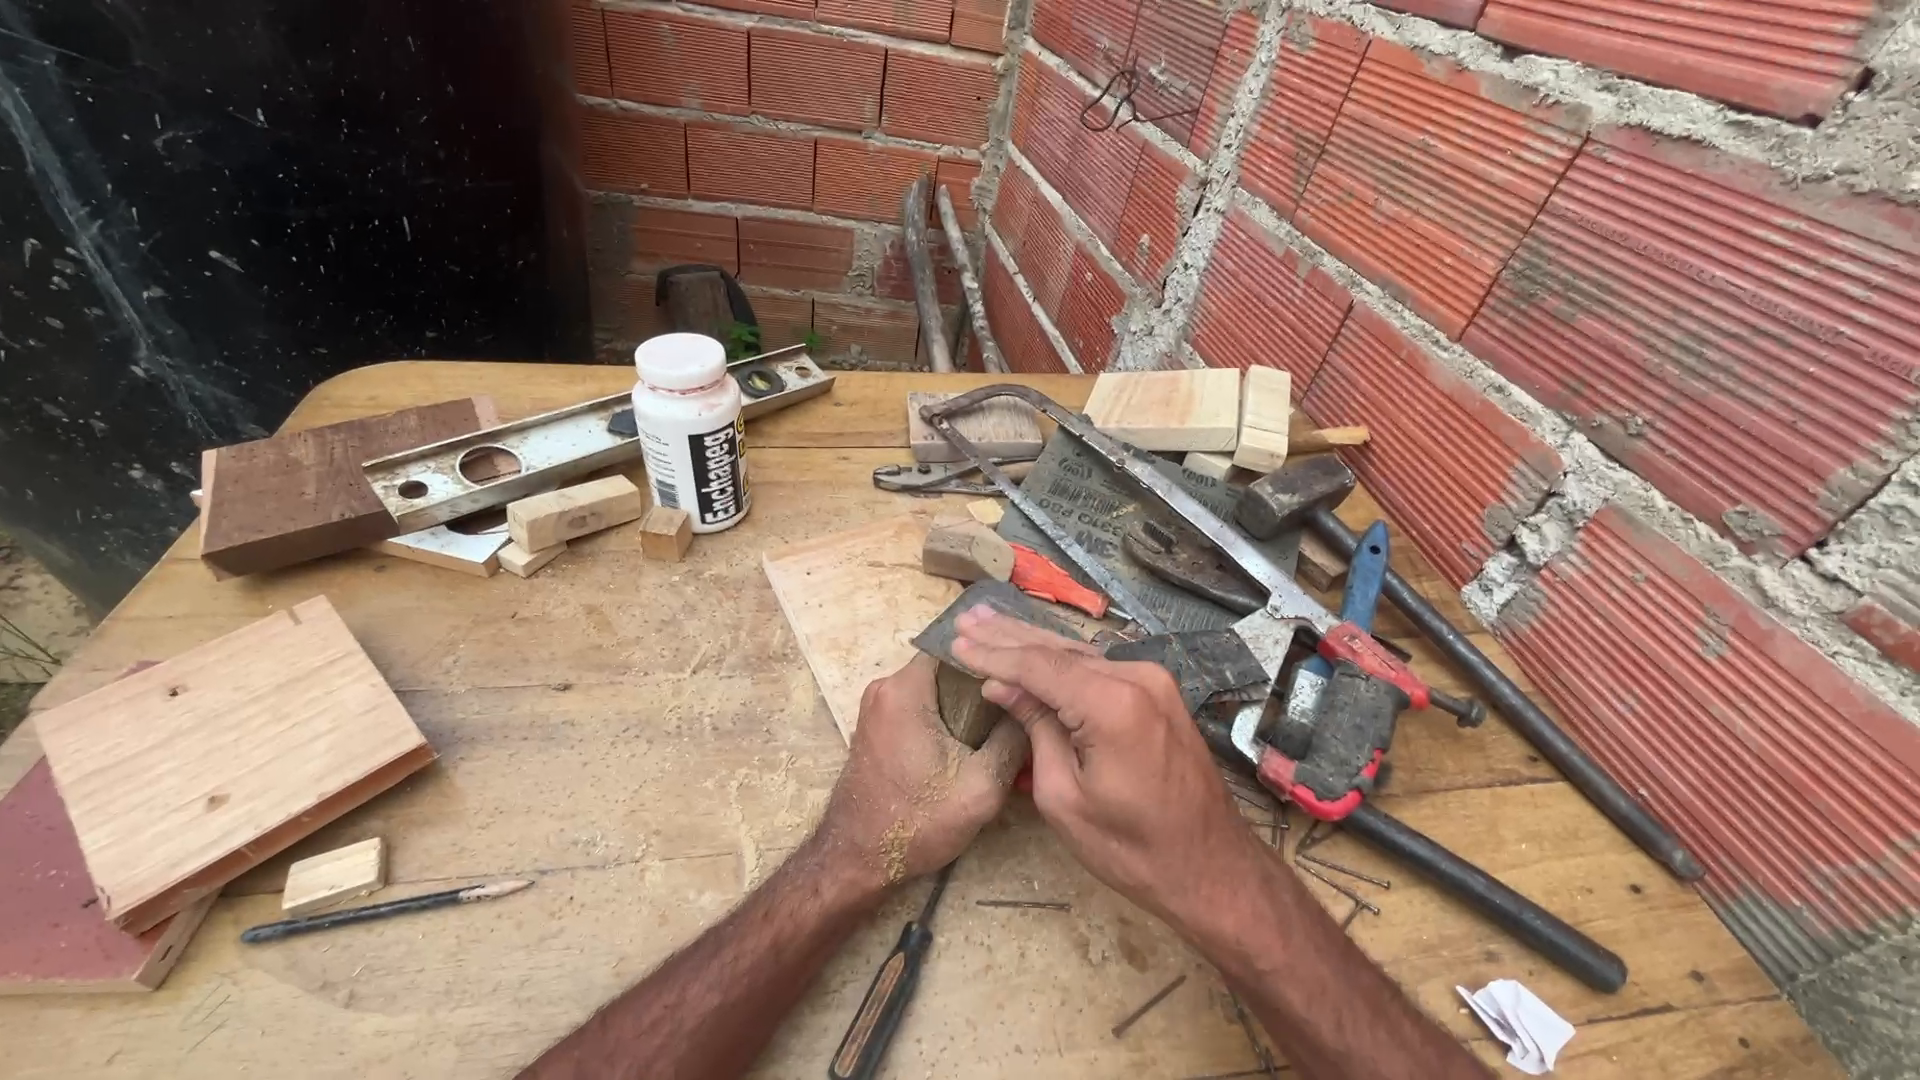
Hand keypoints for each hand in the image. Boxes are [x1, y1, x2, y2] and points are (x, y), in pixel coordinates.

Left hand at [815, 653, 1029, 892]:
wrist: (858, 860)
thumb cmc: (917, 822)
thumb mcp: (981, 786)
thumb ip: (1012, 739)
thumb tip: (1033, 707)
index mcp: (905, 688)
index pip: (959, 647)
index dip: (997, 655)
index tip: (1028, 669)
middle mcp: (887, 687)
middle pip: (949, 666)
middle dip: (986, 680)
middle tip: (1026, 696)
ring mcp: (880, 706)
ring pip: (938, 687)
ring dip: (971, 700)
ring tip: (1011, 714)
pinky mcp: (881, 726)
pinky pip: (924, 705)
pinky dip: (951, 714)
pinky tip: (980, 733)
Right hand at [951, 606, 1262, 928]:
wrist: (1210, 866)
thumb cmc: (1131, 848)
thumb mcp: (1063, 797)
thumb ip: (1035, 728)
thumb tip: (1002, 685)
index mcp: (1112, 704)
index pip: (1038, 666)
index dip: (993, 655)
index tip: (955, 643)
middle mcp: (1137, 677)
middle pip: (1058, 649)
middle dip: (1007, 635)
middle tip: (965, 618)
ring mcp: (1153, 680)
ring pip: (1079, 653)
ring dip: (1032, 640)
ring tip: (988, 619)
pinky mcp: (1158, 692)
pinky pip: (1099, 667)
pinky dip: (1062, 659)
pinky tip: (1034, 646)